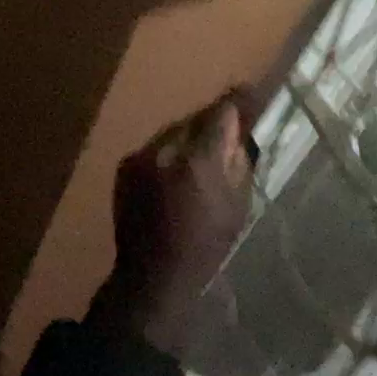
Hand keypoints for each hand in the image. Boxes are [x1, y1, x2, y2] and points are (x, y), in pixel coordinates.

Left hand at [87, 86, 256, 357]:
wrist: (151, 279)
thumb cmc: (205, 247)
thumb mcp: (238, 205)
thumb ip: (240, 161)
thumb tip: (241, 132)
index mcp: (200, 160)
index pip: (223, 111)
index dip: (239, 101)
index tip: (251, 96)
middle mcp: (167, 148)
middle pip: (198, 117)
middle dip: (214, 121)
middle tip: (230, 129)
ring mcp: (142, 155)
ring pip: (176, 129)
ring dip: (191, 136)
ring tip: (203, 152)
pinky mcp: (126, 165)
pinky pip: (157, 146)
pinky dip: (170, 152)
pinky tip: (177, 170)